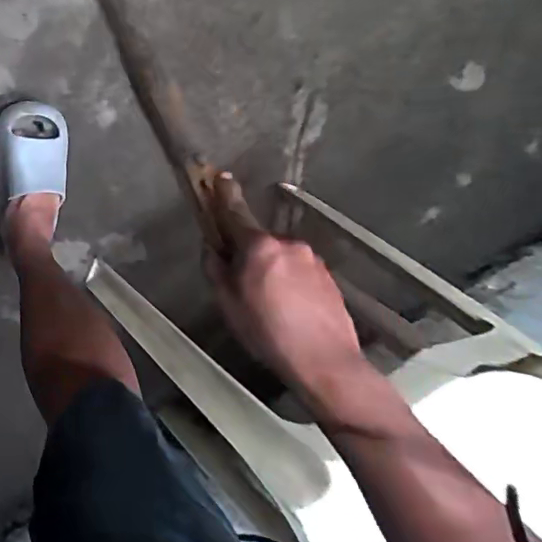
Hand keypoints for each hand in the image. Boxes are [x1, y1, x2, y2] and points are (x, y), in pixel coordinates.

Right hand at [205, 174, 373, 409]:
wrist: (327, 363)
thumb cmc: (268, 333)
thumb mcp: (228, 304)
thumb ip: (216, 270)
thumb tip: (213, 250)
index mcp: (258, 246)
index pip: (235, 212)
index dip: (224, 194)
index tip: (220, 178)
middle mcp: (287, 243)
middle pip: (258, 240)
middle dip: (248, 254)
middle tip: (243, 287)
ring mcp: (311, 259)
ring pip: (280, 257)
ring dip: (271, 270)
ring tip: (271, 307)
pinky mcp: (328, 276)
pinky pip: (299, 271)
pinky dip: (291, 283)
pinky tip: (291, 312)